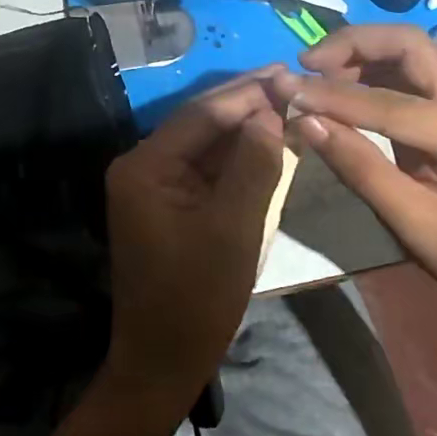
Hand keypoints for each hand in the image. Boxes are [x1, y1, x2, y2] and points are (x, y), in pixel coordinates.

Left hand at [103, 66, 287, 394]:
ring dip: (247, 126)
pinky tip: (269, 140)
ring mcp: (156, 184)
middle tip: (293, 80)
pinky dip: (239, 155)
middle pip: (203, 122)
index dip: (248, 92)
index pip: (203, 114)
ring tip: (289, 102)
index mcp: (146, 166)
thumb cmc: (196, 297)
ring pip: (208, 142)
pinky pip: (208, 166)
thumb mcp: (233, 227)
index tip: (289, 73)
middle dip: (248, 103)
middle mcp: (144, 165)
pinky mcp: (171, 202)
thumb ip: (253, 165)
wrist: (164, 361)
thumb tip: (270, 114)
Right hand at [272, 26, 436, 315]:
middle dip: (355, 44)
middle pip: (411, 46)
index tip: (288, 89)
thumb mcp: (411, 221)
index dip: (335, 95)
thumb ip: (360, 168)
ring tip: (318, 72)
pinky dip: (371, 70)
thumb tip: (306, 121)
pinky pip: (409, 72)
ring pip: (410, 51)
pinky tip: (343, 86)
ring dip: (362, 52)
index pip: (391, 102)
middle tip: (307, 62)